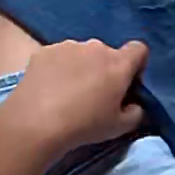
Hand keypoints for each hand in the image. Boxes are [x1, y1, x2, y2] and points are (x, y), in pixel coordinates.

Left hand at [0, 39, 148, 155]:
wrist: (36, 123)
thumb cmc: (84, 124)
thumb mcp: (119, 128)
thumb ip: (136, 113)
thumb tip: (134, 104)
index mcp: (118, 63)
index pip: (139, 49)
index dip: (136, 64)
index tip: (127, 83)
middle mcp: (96, 47)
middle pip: (107, 53)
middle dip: (105, 69)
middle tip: (94, 94)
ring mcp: (68, 46)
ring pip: (82, 54)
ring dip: (81, 67)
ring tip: (68, 92)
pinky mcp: (44, 51)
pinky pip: (58, 56)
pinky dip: (58, 68)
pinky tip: (49, 88)